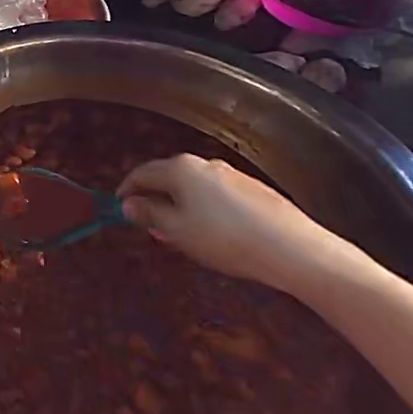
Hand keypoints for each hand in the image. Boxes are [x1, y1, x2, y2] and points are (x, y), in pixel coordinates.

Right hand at [118, 154, 356, 294]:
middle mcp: (204, 164)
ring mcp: (231, 174)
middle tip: (149, 225)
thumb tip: (128, 204)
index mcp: (180, 168)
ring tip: (181, 234)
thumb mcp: (177, 231)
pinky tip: (213, 234)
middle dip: (155, 199)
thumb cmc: (225, 239)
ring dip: (180, 205)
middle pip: (168, 177)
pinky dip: (205, 209)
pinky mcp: (253, 190)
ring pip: (194, 187)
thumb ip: (149, 214)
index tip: (119, 207)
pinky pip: (216, 195)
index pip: (142, 173)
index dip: (127, 190)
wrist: (293, 249)